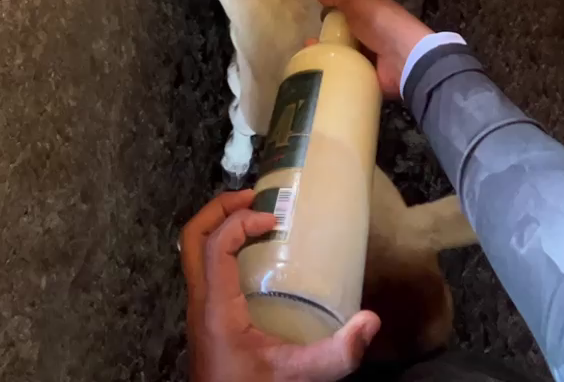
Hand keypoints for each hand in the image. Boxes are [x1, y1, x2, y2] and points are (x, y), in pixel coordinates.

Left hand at [180, 190, 380, 381]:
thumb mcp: (296, 377)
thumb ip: (335, 355)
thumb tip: (371, 321)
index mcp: (215, 308)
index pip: (214, 245)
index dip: (240, 222)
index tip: (273, 219)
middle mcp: (199, 301)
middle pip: (192, 236)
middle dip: (221, 208)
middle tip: (255, 198)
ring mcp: (198, 307)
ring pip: (192, 248)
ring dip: (219, 223)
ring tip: (254, 215)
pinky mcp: (204, 314)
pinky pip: (203, 264)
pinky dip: (221, 244)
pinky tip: (253, 251)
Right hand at [317, 0, 432, 99]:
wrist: (404, 59)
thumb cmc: (382, 24)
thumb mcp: (359, 2)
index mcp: (377, 13)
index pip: (355, 11)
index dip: (338, 12)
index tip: (319, 18)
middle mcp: (377, 34)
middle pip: (349, 34)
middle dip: (330, 37)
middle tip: (309, 42)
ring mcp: (375, 57)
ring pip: (347, 55)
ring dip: (330, 56)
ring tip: (310, 58)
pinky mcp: (372, 77)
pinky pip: (350, 73)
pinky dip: (336, 72)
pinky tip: (321, 72)